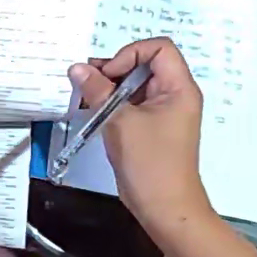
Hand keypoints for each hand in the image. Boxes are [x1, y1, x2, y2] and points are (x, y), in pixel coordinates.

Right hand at [68, 38, 212, 228]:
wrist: (164, 207)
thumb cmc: (150, 163)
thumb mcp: (120, 122)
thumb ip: (98, 91)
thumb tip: (77, 68)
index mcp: (179, 88)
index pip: (159, 49)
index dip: (131, 54)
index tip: (109, 75)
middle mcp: (174, 95)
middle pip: (144, 64)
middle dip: (114, 70)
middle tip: (87, 83)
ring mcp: (162, 112)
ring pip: (134, 85)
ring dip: (109, 87)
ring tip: (84, 97)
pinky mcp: (150, 127)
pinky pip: (131, 104)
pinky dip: (111, 103)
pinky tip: (92, 111)